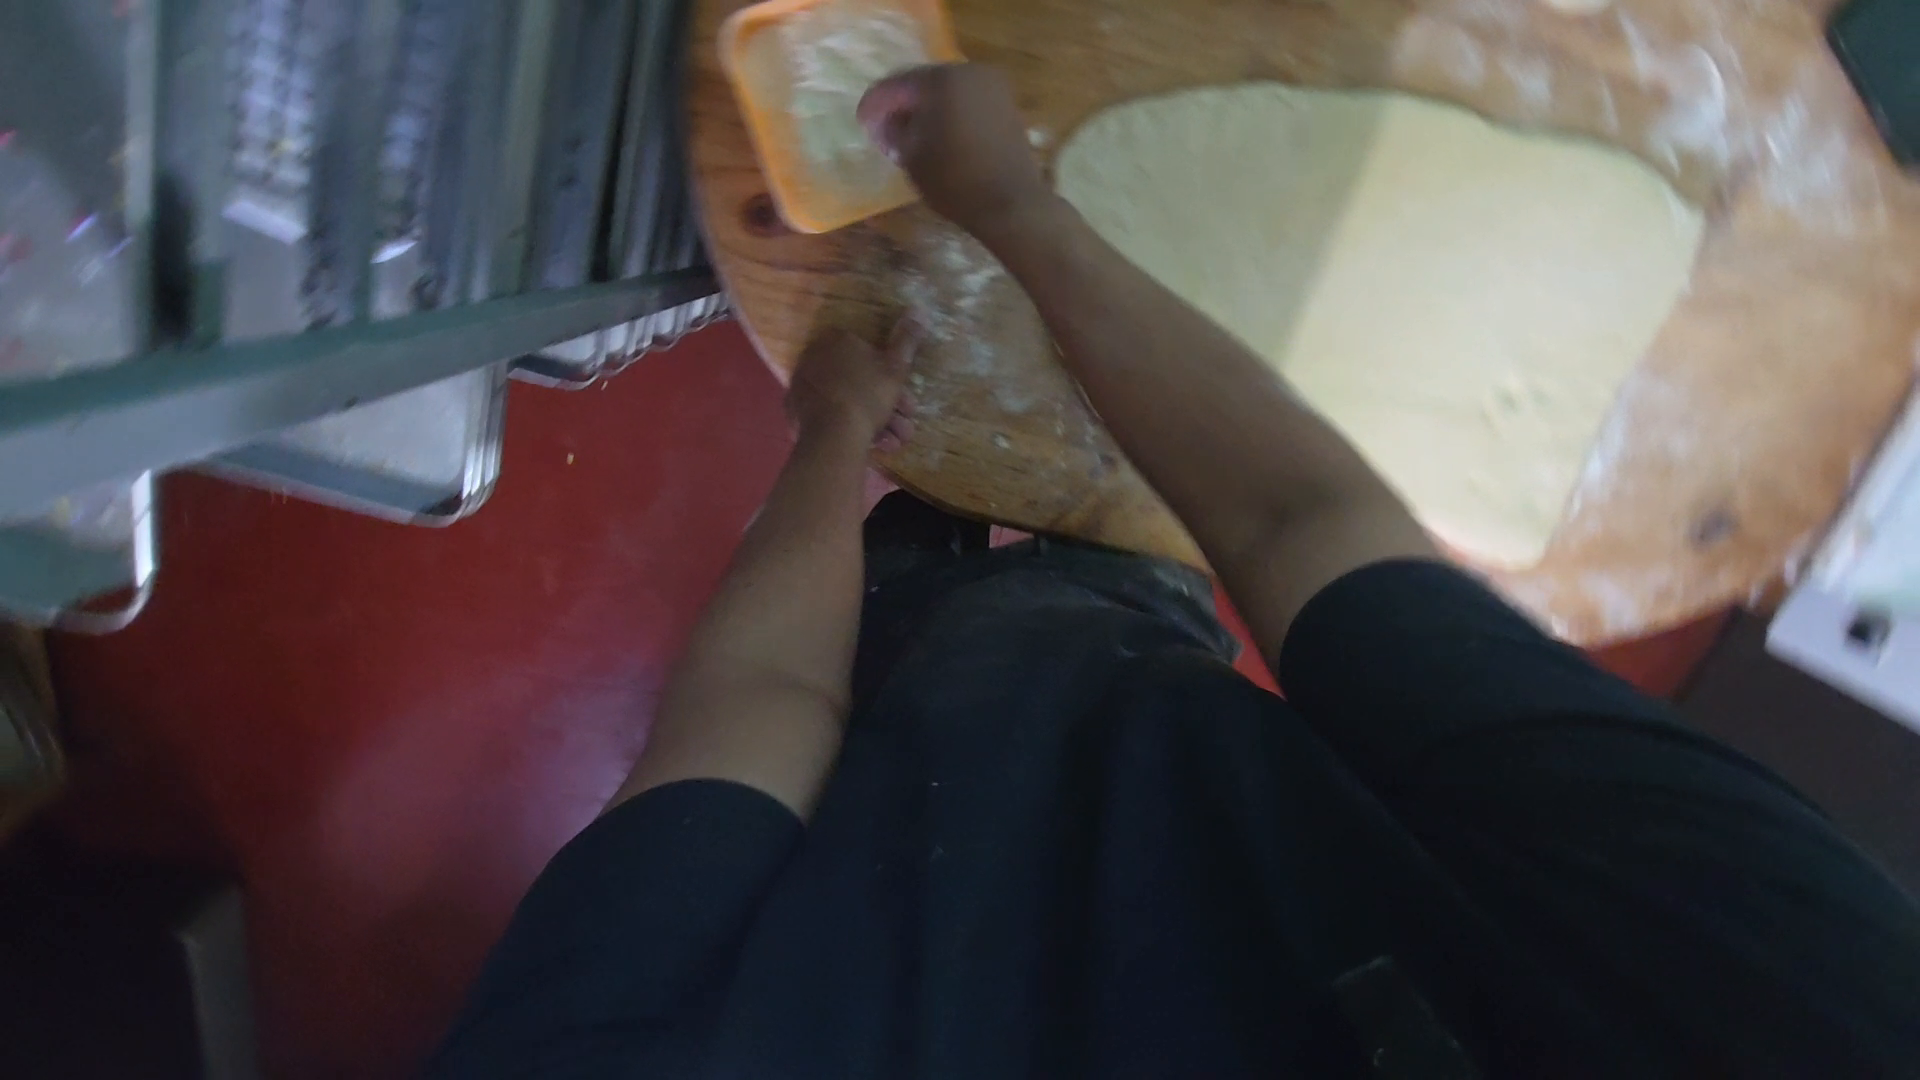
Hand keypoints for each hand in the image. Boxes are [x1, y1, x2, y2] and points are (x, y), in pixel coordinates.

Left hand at [787, 319, 921, 452]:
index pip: (869, 354)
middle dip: (888, 408)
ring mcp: (804, 386)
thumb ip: (907, 339)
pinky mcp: (798, 413)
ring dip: (877, 425)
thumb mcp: (896, 366)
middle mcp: (815, 357)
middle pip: (859, 382)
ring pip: (848, 403)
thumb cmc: (867, 395)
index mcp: (836, 340)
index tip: (906, 401)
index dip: (893, 379)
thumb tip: (918, 309)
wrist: (834, 435)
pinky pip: (832, 418)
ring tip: (892, 443)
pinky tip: (872, 445)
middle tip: (904, 427)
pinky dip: (853, 430)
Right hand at [858, 64, 1052, 233]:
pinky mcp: (1006, 110)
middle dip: (902, 107)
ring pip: (948, 96)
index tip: (862, 122)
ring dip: (927, 113)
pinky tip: (939, 141)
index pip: (898, 84)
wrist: (1011, 205)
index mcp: (942, 78)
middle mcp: (970, 73)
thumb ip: (894, 133)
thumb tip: (887, 124)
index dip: (876, 104)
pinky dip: (950, 119)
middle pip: (924, 85)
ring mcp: (993, 90)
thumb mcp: (913, 159)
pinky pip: (968, 108)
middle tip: (884, 130)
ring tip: (910, 139)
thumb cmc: (956, 182)